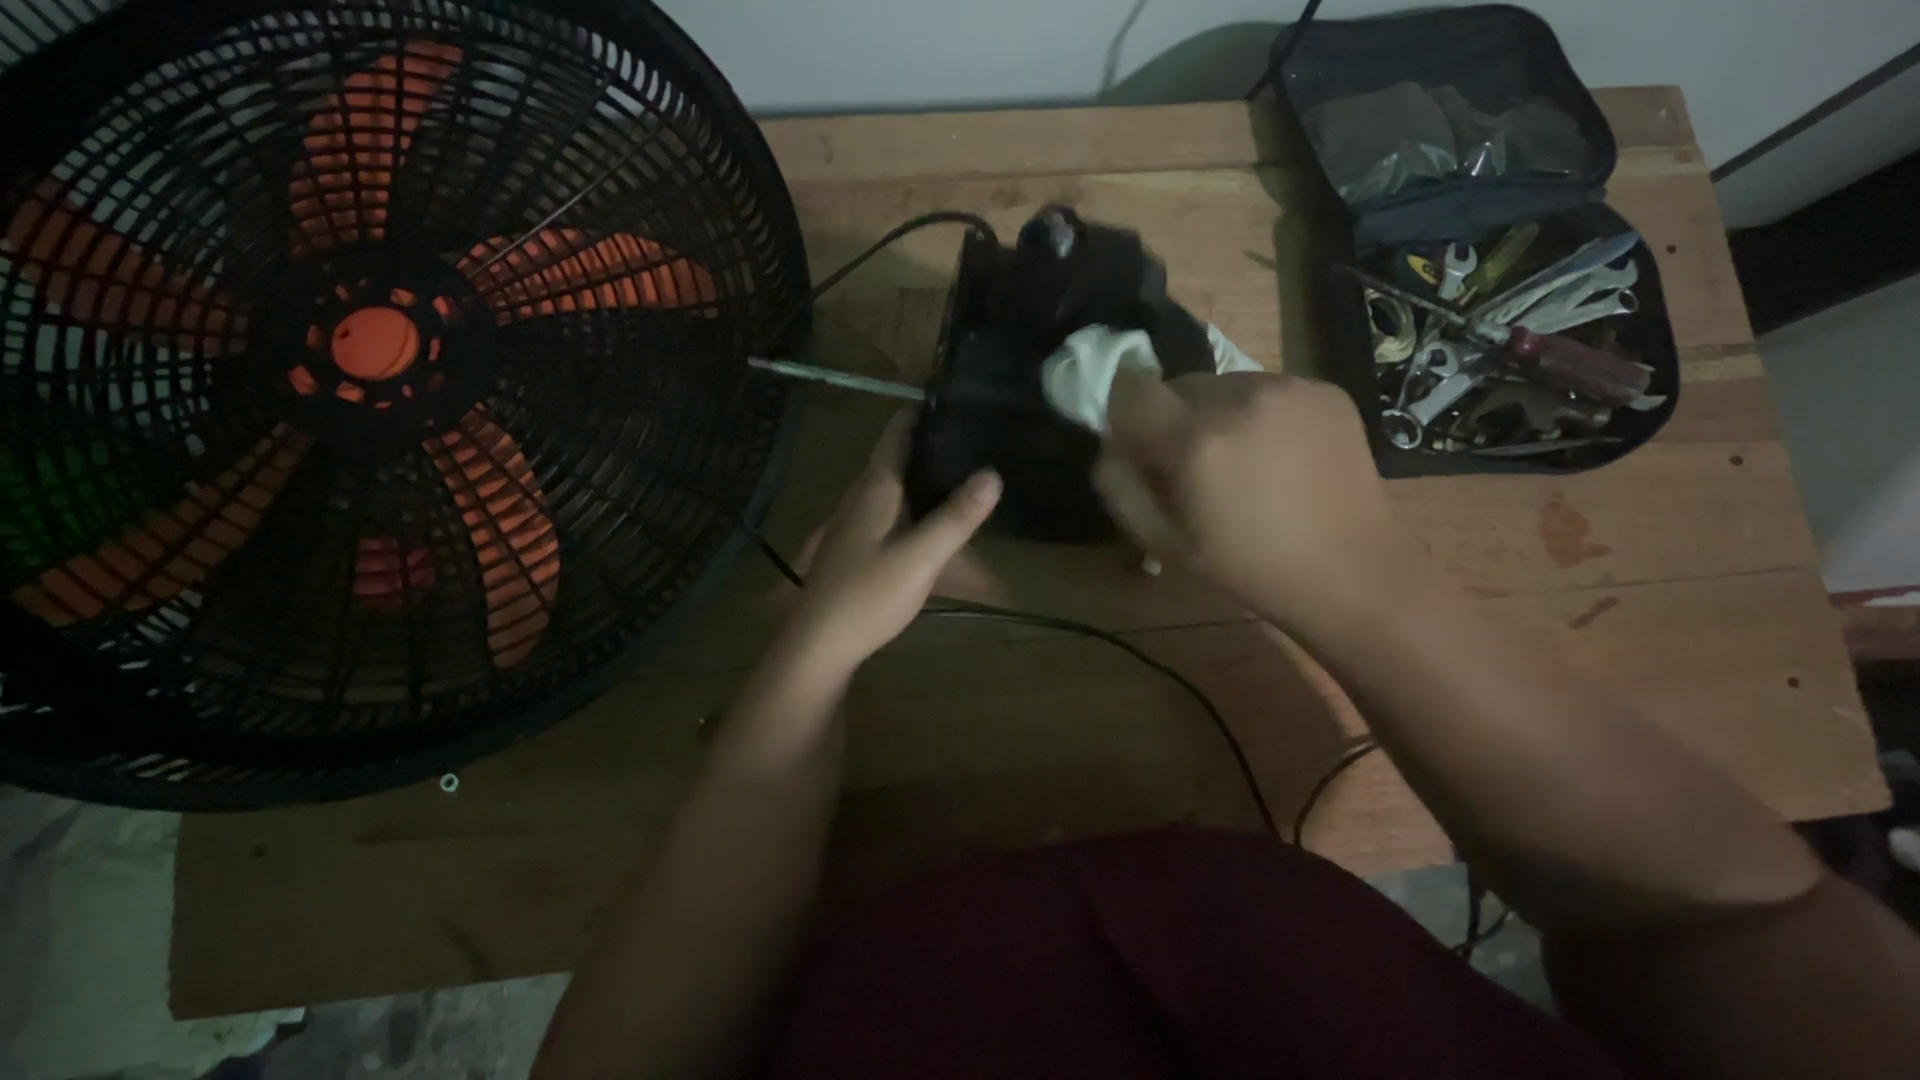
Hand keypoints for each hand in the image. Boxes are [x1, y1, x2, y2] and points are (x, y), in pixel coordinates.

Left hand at [784, 414, 1000, 666]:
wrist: (821, 643)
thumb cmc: (869, 594)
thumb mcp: (921, 557)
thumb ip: (956, 517)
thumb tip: (992, 473)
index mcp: (875, 488)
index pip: (897, 432)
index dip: (922, 411)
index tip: (956, 396)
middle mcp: (862, 496)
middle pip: (896, 456)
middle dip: (931, 442)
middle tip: (975, 433)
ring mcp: (856, 523)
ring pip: (894, 485)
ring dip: (924, 474)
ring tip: (964, 469)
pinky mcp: (858, 547)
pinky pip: (892, 511)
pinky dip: (916, 504)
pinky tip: (936, 519)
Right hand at [1093, 370, 1418, 632]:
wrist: (1350, 571)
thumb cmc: (1247, 567)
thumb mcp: (1162, 543)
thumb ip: (1119, 486)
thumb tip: (1110, 444)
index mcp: (1195, 440)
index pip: (1131, 390)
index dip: (1128, 417)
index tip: (1141, 448)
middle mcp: (1240, 398)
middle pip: (1180, 385)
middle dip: (1176, 419)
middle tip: (1198, 467)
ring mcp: (1288, 387)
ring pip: (1226, 384)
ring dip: (1220, 414)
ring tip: (1247, 463)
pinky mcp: (1324, 389)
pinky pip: (1269, 388)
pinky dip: (1262, 414)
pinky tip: (1283, 456)